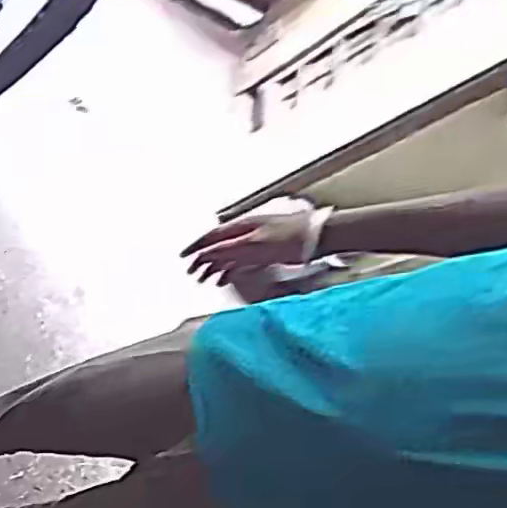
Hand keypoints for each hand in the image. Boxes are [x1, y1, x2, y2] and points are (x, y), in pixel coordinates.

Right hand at [180, 211, 314, 285]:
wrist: (324, 237)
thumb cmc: (290, 240)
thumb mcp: (253, 246)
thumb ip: (225, 250)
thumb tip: (203, 255)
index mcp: (241, 227)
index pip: (211, 236)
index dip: (195, 247)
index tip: (182, 257)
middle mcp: (247, 232)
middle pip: (218, 246)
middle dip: (203, 260)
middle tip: (193, 273)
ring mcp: (258, 240)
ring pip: (229, 254)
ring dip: (215, 267)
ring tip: (207, 280)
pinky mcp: (268, 249)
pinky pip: (242, 260)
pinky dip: (231, 269)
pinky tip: (228, 278)